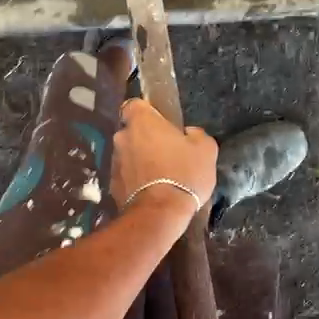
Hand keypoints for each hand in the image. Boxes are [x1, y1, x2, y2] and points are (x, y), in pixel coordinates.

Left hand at [112, 98, 216, 213]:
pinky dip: (136, 179)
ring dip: (140, 159)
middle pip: (131, 131)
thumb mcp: (206, 149)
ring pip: (128, 153)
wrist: (160, 213)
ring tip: (160, 175)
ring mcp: (114, 161)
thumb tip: (189, 133)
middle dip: (145, 138)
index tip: (160, 122)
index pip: (134, 105)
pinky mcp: (112, 184)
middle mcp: (122, 137)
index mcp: (142, 122)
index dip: (147, 112)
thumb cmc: (184, 173)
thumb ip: (197, 134)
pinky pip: (126, 175)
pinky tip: (152, 190)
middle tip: (165, 151)